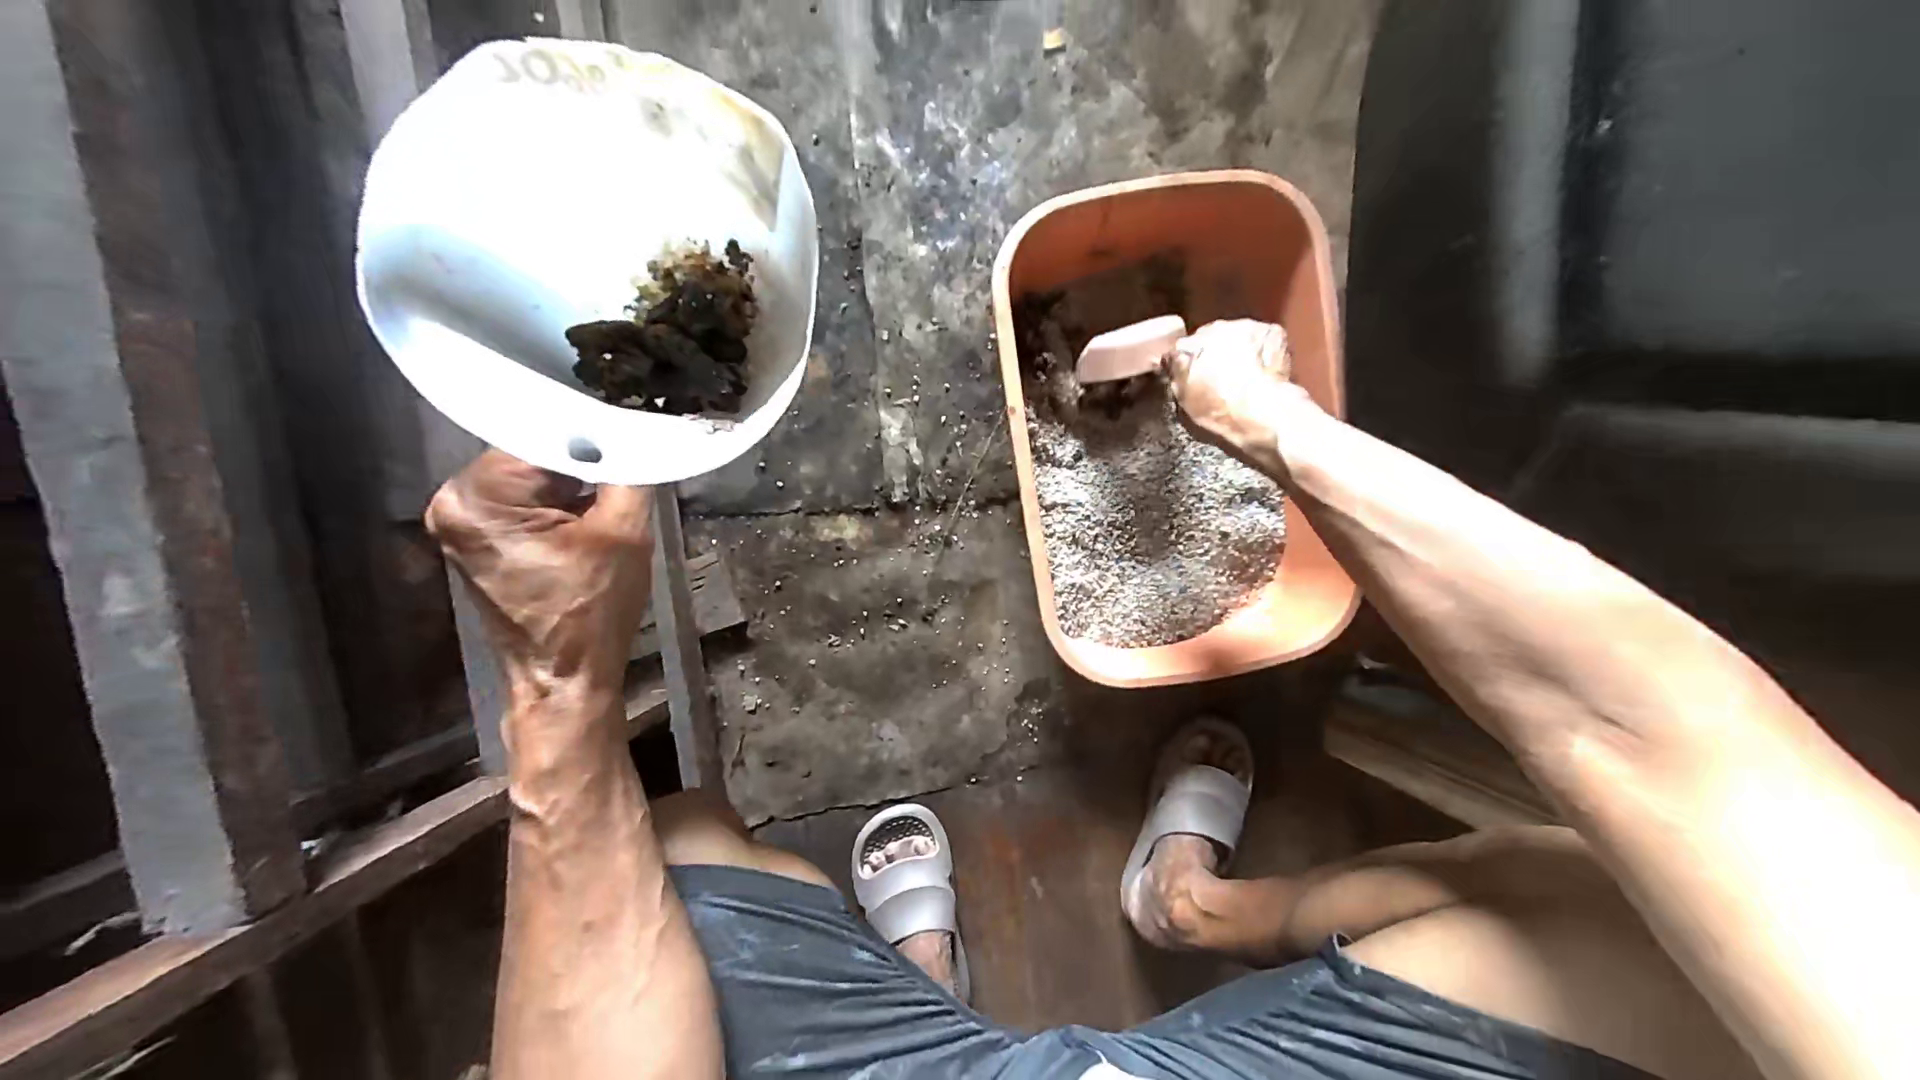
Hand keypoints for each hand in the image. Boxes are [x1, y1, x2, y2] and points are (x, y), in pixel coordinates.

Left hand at [426, 450, 653, 691]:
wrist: (567, 675)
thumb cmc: (593, 611)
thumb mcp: (624, 533)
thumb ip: (629, 473)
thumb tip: (637, 432)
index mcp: (478, 498)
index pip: (541, 436)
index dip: (593, 433)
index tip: (634, 430)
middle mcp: (456, 503)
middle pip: (533, 454)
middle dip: (585, 459)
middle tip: (632, 465)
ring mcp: (464, 522)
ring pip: (534, 476)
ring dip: (577, 481)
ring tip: (618, 490)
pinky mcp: (482, 538)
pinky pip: (529, 499)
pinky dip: (563, 500)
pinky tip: (594, 513)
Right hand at [1164, 319, 1315, 477]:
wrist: (1256, 410)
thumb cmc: (1218, 410)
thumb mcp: (1184, 400)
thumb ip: (1177, 377)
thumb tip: (1176, 366)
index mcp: (1185, 348)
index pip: (1182, 348)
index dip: (1189, 363)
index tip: (1195, 375)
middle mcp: (1211, 330)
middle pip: (1210, 336)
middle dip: (1215, 352)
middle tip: (1222, 377)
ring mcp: (1242, 327)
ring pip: (1237, 334)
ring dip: (1239, 349)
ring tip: (1246, 376)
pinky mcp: (1270, 331)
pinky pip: (1263, 337)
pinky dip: (1263, 350)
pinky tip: (1263, 370)